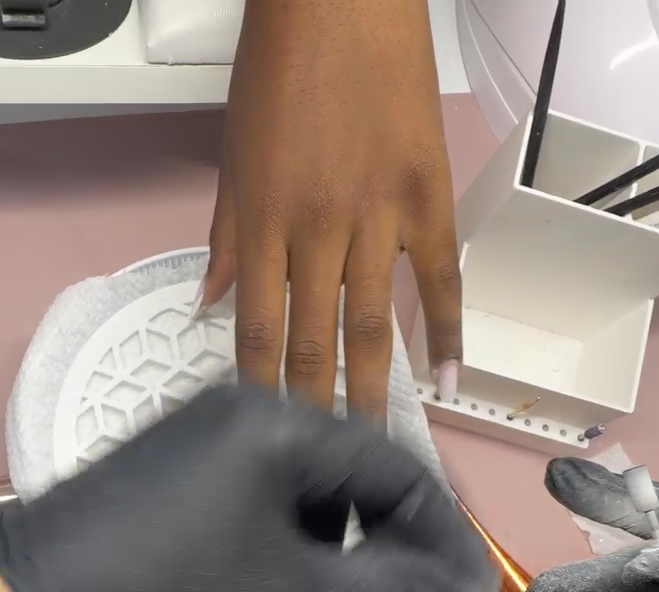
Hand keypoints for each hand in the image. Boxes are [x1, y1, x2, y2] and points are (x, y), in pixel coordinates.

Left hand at [0, 385, 492, 591]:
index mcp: (284, 421)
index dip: (440, 533)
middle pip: (353, 464)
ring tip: (356, 589)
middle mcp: (251, 400)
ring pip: (308, 472)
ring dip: (343, 528)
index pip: (396, 468)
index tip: (464, 587)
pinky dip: (294, 519)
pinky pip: (264, 475)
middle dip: (391, 533)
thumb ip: (386, 581)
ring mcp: (211, 419)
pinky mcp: (184, 445)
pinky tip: (296, 563)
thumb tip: (453, 585)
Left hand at [201, 0, 461, 418]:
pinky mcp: (428, 195)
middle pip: (313, 341)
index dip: (260, 387)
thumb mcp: (233, 157)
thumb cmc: (278, 67)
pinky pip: (441, 276)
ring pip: (373, 324)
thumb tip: (210, 302)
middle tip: (320, 457)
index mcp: (264, 224)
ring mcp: (379, 217)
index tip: (263, 428)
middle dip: (315, 406)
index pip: (258, 330)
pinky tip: (448, 378)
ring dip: (373, 388)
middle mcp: (319, 231)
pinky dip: (448, 329)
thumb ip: (225, 239)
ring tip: (374, 439)